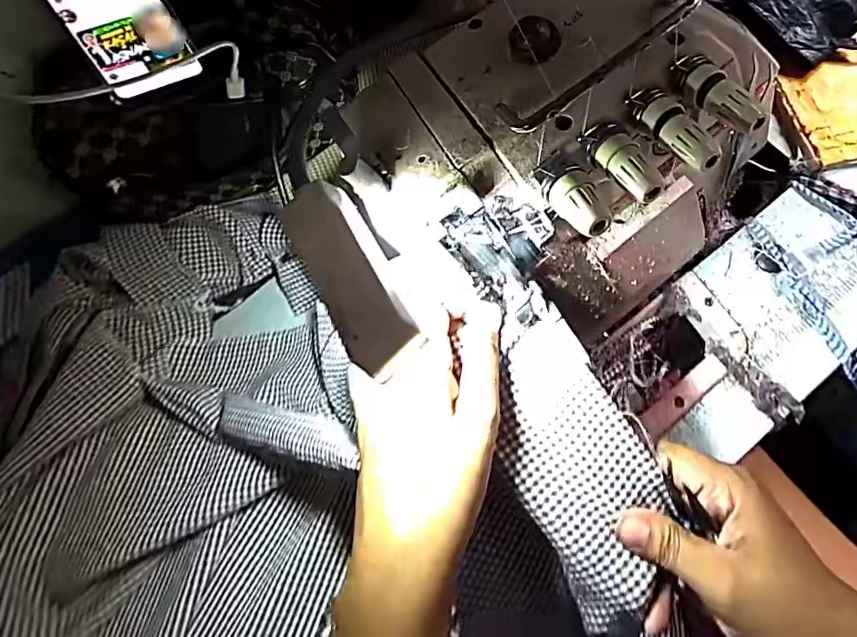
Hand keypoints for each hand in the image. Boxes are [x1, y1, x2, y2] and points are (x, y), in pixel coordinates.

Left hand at [333, 303, 501, 636]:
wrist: (401, 555)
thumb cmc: (440, 496)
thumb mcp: (479, 421)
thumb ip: (482, 361)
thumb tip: (486, 319)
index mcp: (412, 370)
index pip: (434, 309)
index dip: (462, 302)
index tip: (481, 308)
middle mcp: (383, 378)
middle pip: (419, 326)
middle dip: (450, 324)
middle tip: (478, 337)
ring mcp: (371, 398)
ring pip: (406, 349)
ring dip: (435, 347)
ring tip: (461, 371)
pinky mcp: (369, 417)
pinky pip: (396, 374)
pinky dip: (419, 371)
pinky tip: (438, 396)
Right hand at [617, 441, 856, 636]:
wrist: (829, 635)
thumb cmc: (788, 606)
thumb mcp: (720, 579)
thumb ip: (671, 546)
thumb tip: (625, 519)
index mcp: (728, 485)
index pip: (669, 457)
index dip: (639, 478)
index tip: (614, 506)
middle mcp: (726, 492)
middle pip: (667, 494)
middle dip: (648, 535)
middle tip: (630, 566)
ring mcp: (727, 516)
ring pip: (675, 525)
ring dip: (660, 563)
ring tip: (653, 603)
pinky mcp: (728, 539)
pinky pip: (689, 544)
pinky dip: (676, 573)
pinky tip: (668, 605)